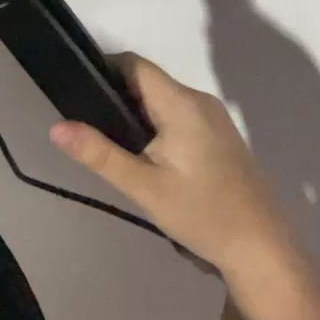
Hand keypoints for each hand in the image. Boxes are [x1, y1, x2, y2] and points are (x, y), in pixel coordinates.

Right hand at [50, 53, 293, 275]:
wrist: (265, 255)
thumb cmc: (204, 215)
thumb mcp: (143, 187)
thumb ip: (98, 154)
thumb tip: (55, 128)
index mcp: (183, 105)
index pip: (134, 65)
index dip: (101, 68)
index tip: (75, 88)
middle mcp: (200, 102)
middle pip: (145, 80)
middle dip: (113, 93)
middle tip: (86, 122)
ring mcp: (214, 119)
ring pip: (159, 98)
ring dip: (132, 110)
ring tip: (108, 139)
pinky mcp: (218, 136)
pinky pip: (175, 113)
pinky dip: (152, 122)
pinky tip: (142, 153)